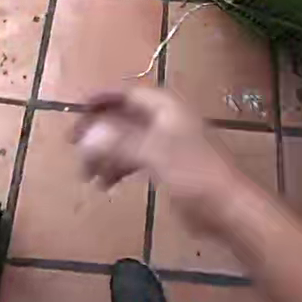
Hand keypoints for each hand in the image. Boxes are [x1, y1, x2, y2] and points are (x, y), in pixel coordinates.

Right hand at [72, 86, 250, 233]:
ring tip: (86, 174)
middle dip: (99, 129)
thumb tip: (88, 136)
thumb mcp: (154, 154)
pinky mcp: (169, 165)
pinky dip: (119, 167)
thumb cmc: (194, 173)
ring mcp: (167, 142)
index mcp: (164, 107)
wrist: (228, 207)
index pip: (126, 94)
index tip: (76, 109)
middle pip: (124, 116)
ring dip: (106, 152)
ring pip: (128, 139)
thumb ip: (120, 143)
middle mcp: (164, 119)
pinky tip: (105, 183)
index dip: (101, 99)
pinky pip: (135, 158)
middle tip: (73, 144)